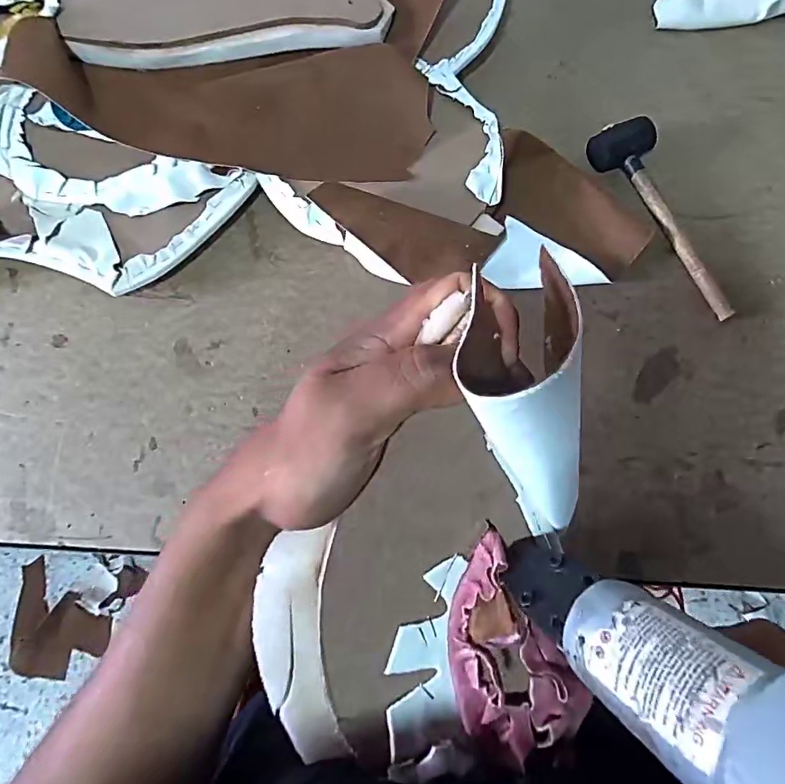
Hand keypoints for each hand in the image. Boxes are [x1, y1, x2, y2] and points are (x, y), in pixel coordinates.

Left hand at [211, 272, 521, 530]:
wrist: (272, 493)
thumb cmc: (306, 452)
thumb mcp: (352, 411)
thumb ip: (408, 379)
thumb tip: (474, 358)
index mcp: (382, 336)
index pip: (446, 290)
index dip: (484, 303)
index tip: (504, 350)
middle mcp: (395, 347)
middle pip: (459, 315)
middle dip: (495, 333)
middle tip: (512, 381)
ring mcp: (398, 376)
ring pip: (456, 347)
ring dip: (488, 359)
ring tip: (508, 394)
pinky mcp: (402, 404)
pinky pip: (446, 378)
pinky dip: (473, 384)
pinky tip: (485, 404)